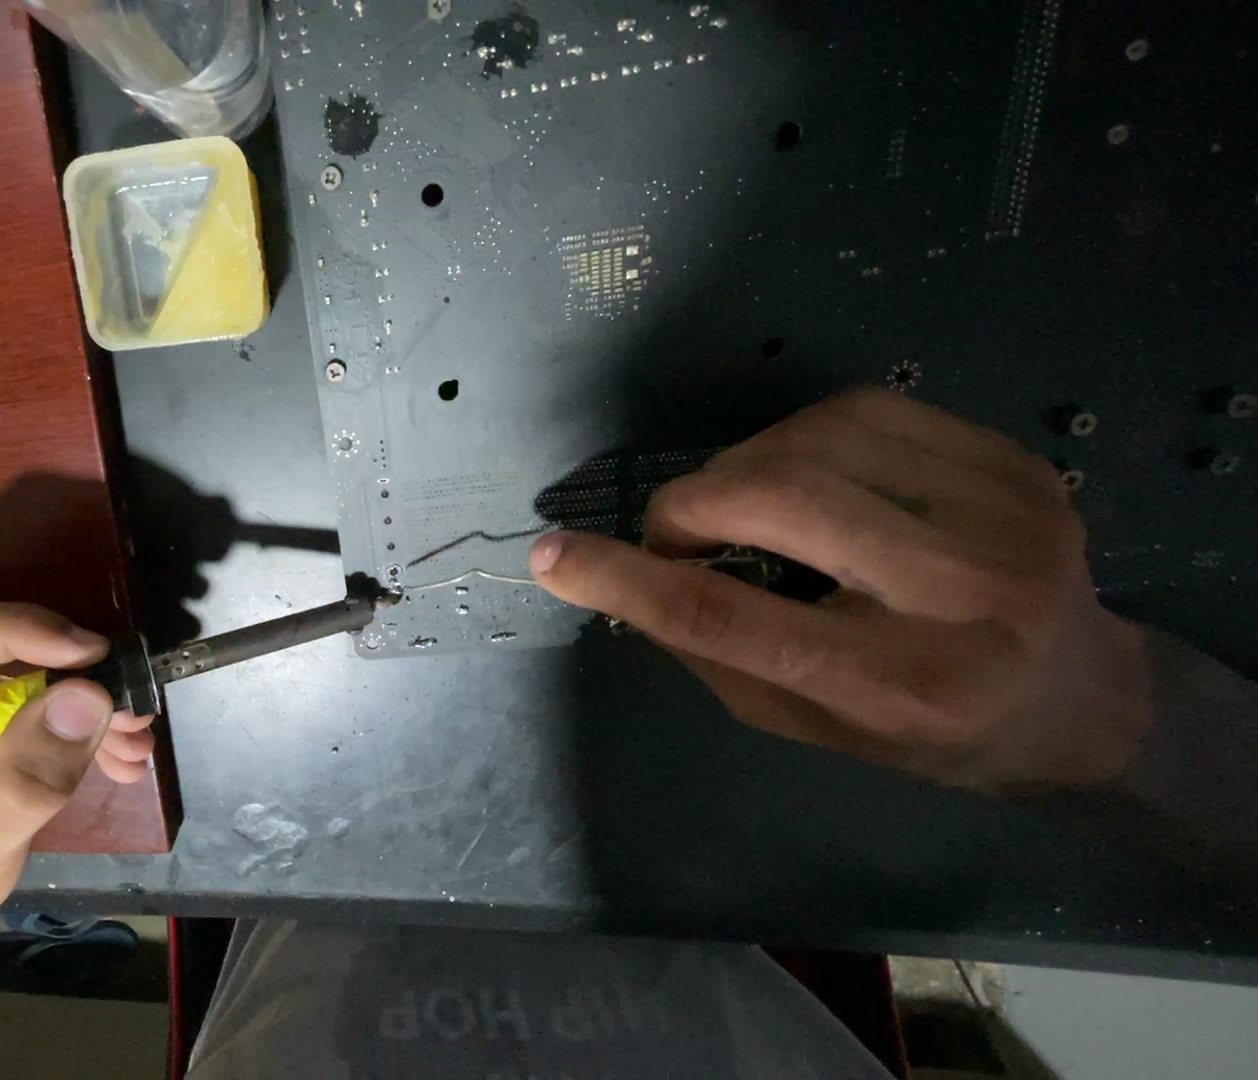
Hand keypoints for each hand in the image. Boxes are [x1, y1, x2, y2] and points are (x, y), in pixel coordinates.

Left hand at [0, 603, 156, 961]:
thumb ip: (29, 776)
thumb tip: (88, 696)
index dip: (13, 632)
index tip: (90, 650)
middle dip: (63, 670)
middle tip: (128, 697)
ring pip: (12, 663)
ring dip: (80, 696)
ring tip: (135, 737)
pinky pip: (23, 689)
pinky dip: (73, 717)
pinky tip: (119, 752)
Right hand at [530, 387, 1151, 794]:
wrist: (1078, 696)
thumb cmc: (914, 728)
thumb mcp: (793, 718)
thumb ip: (705, 648)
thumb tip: (621, 575)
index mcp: (896, 683)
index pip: (727, 617)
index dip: (623, 578)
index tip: (550, 555)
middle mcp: (961, 592)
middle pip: (773, 500)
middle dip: (685, 507)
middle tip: (670, 535)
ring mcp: (1001, 511)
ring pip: (806, 440)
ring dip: (733, 470)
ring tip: (734, 510)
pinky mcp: (1009, 458)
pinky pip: (854, 410)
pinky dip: (788, 438)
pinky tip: (791, 474)